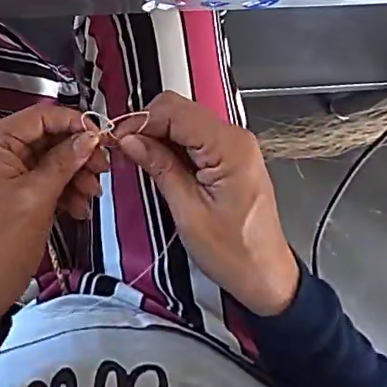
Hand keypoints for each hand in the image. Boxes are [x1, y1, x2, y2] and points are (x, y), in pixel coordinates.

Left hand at [0, 103, 108, 325]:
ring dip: (71, 174)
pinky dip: (58, 188)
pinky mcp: (2, 190)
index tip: (99, 134)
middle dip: (75, 153)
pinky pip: (36, 177)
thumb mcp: (38, 198)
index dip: (73, 123)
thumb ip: (64, 162)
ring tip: (88, 193)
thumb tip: (86, 138)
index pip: (39, 115)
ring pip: (44, 159)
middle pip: (43, 137)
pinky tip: (74, 205)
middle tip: (100, 166)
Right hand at [117, 92, 300, 315]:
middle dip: (145, 123)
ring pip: (180, 116)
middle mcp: (235, 138)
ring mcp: (233, 144)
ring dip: (154, 131)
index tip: (118, 139)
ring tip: (137, 155)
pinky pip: (190, 132)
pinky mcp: (227, 152)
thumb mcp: (189, 213)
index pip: (173, 112)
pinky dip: (167, 140)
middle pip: (176, 108)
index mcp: (230, 149)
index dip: (140, 121)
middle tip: (123, 147)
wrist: (268, 278)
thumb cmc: (237, 254)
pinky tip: (156, 160)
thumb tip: (130, 139)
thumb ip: (159, 167)